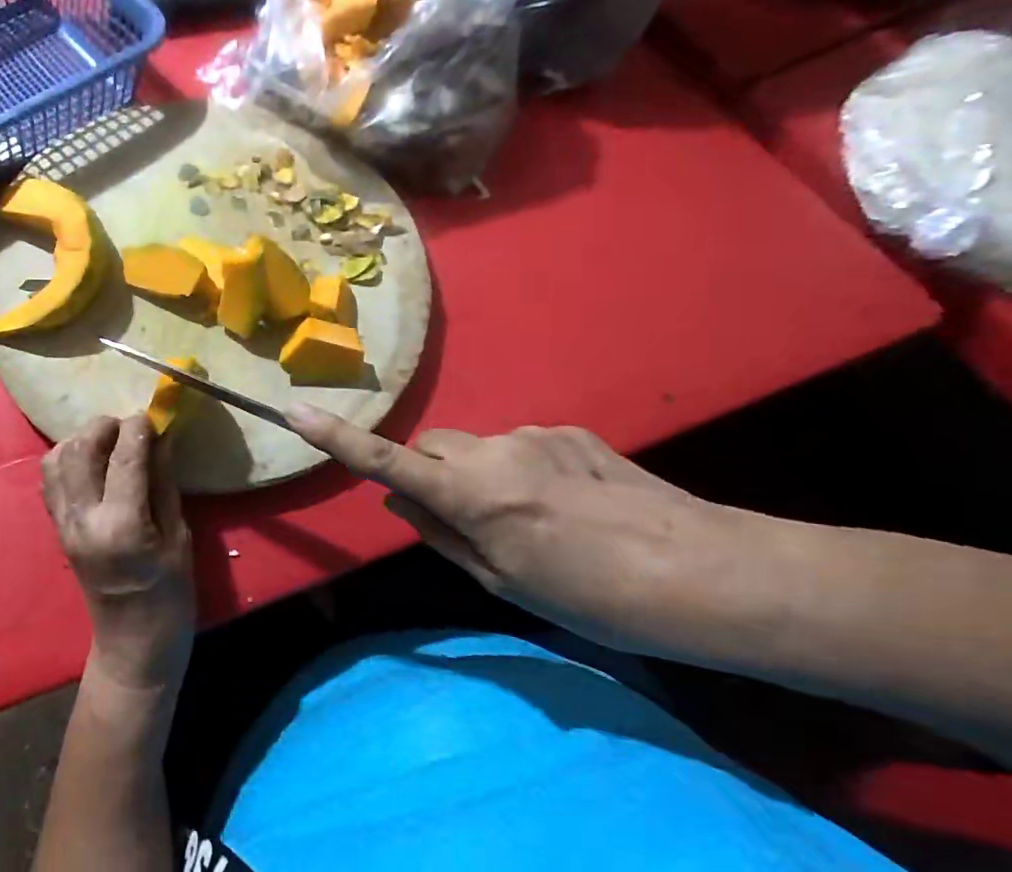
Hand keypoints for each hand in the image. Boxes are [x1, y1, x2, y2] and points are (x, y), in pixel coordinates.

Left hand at [42, 414, 195, 688]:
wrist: (132, 645)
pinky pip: (51, 479)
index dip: (137, 428)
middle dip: (105, 426)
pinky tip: (92, 463)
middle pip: (81, 449)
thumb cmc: (169, 598)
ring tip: (110, 442)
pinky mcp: (57, 527)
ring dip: (82, 439)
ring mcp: (63, 523)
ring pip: (57, 459)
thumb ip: (164, 484)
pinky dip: (68, 459)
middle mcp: (83, 518)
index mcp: (121, 525)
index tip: (150, 414)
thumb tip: (161, 437)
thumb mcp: (179, 539)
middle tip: (130, 425)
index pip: (124, 458)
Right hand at [285, 406, 755, 653]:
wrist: (718, 576)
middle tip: (467, 521)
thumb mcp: (506, 584)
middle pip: (433, 447)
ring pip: (476, 448)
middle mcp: (495, 451)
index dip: (337, 439)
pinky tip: (567, 505)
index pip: (386, 462)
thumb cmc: (598, 598)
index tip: (294, 412)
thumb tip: (398, 502)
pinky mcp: (571, 432)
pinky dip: (520, 469)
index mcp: (473, 496)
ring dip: (481, 476)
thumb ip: (441, 535)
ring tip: (533, 521)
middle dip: (433, 473)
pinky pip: (520, 446)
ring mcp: (536, 435)